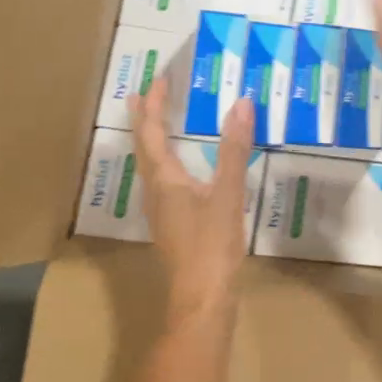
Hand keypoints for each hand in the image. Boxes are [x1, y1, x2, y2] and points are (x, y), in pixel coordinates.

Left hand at [131, 79, 255, 317]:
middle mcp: (156, 193)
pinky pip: (162, 181)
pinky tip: (180, 170)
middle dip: (144, 120)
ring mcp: (162, 212)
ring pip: (150, 166)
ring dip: (151, 140)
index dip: (155, 106)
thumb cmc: (211, 247)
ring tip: (157, 124)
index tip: (158, 79)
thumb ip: (234, 149)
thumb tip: (241, 103)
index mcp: (165, 180)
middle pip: (144, 149)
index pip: (153, 134)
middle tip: (140, 95)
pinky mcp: (173, 226)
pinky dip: (166, 161)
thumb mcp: (227, 195)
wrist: (201, 301)